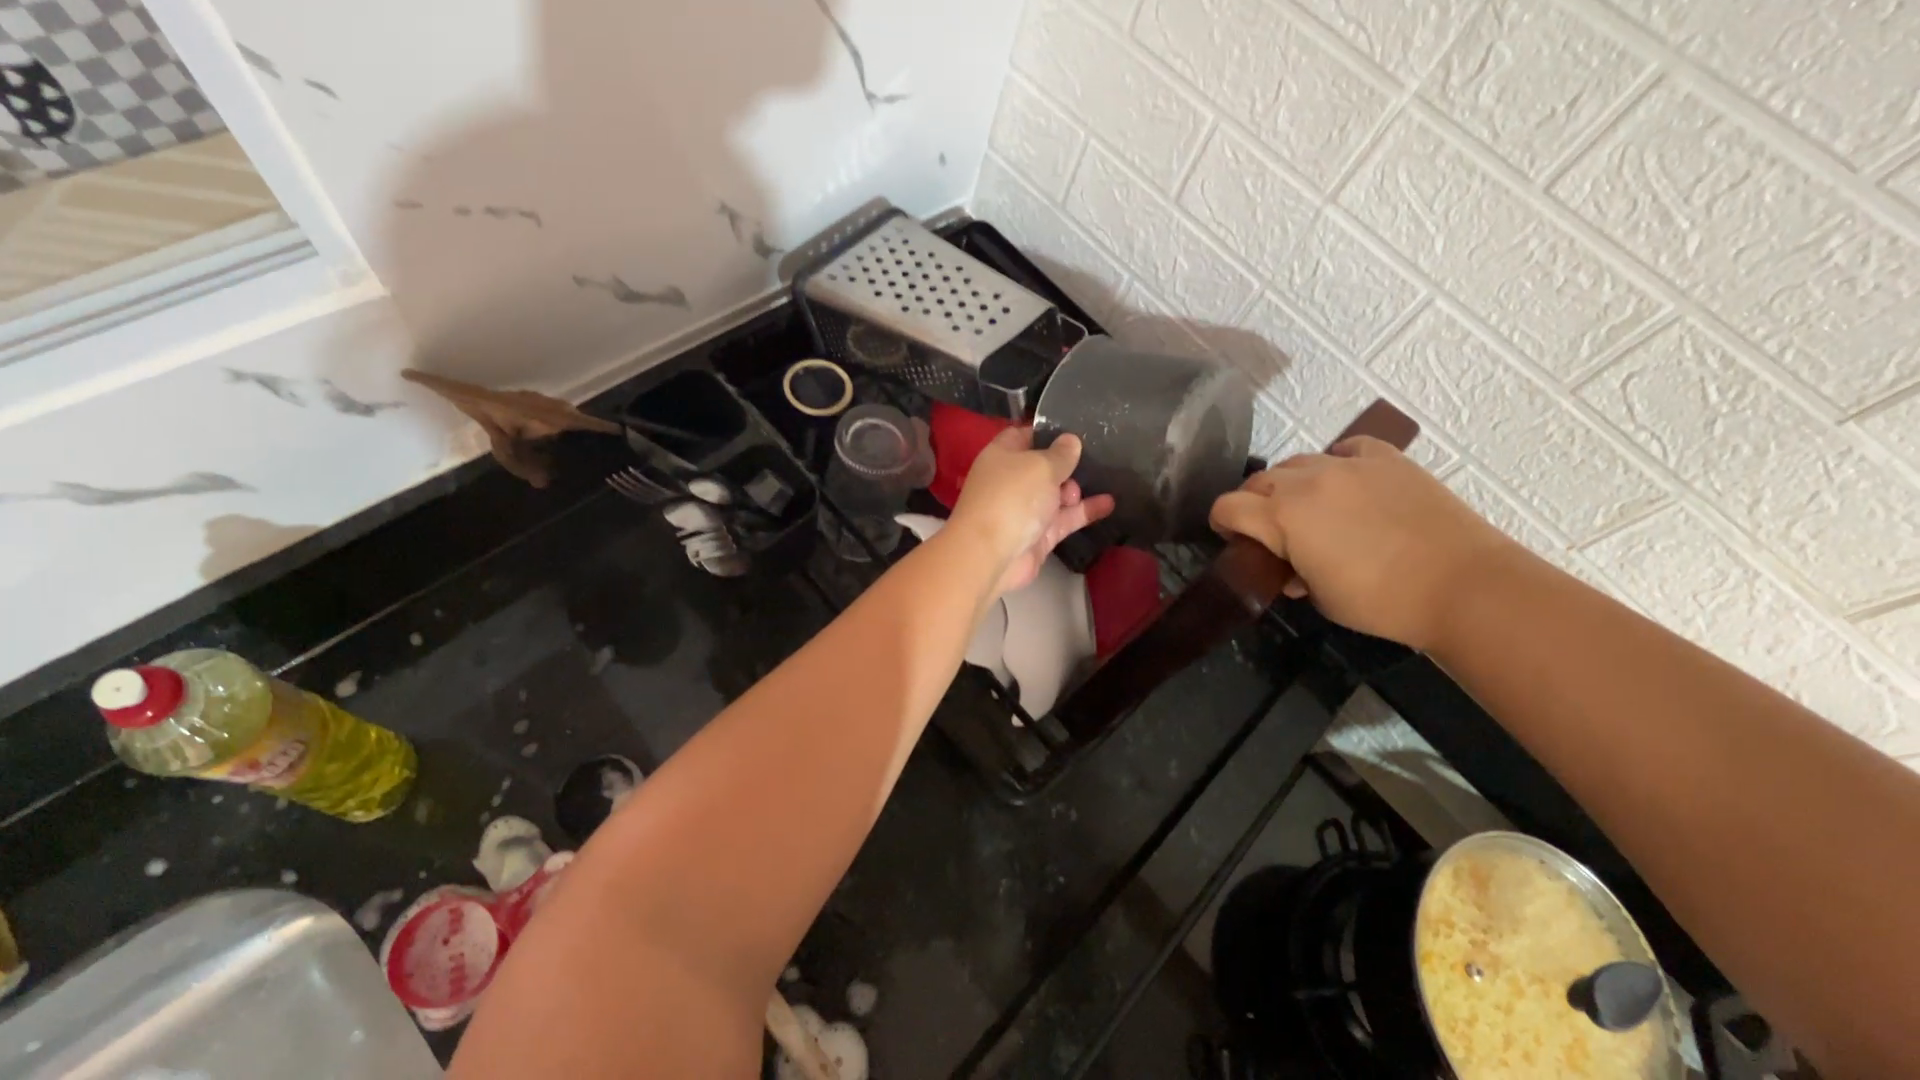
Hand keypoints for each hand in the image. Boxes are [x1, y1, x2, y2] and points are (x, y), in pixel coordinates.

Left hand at [948, 427, 1115, 594]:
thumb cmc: (1012, 498)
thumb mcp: (1041, 466)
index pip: (1024, 435)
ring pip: (1056, 494)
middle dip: (1068, 464)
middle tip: (1092, 460)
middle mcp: (1013, 481)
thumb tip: (1071, 441)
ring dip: (1076, 489)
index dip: (1047, 431)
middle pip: (1044, 466)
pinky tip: (1110, 503)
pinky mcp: (1040, 535)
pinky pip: (1066, 519)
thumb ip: (1061, 454)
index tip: (1075, 428)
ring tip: (1099, 482)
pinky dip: (1085, 511)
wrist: (991, 555)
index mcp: (1002, 456)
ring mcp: (1026, 510)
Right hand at [1209, 437, 1518, 649]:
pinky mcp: (1386, 459)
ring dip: (1293, 485)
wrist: (1461, 584)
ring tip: (1312, 512)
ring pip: (1299, 463)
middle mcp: (1307, 481)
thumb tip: (1291, 569)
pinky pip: (1346, 451)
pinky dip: (1337, 465)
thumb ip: (1293, 574)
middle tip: (1272, 533)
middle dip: (1255, 504)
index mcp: (1282, 516)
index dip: (1223, 525)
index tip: (1234, 543)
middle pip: (1259, 481)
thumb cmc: (1381, 602)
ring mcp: (1348, 465)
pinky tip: (1347, 485)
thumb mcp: (1321, 598)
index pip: (1227, 507)